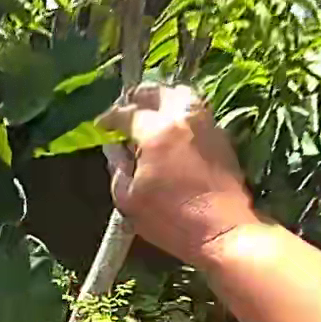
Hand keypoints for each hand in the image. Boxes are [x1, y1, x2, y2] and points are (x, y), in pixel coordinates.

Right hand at [99, 83, 259, 265]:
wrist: (219, 229)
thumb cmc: (168, 219)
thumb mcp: (128, 198)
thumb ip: (117, 167)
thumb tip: (112, 148)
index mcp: (157, 132)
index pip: (128, 112)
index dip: (110, 118)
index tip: (100, 126)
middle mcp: (184, 118)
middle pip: (160, 92)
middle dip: (138, 97)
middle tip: (125, 109)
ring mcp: (207, 125)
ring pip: (183, 96)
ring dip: (163, 100)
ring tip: (149, 114)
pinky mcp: (221, 137)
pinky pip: (196, 112)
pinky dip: (180, 113)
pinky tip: (170, 131)